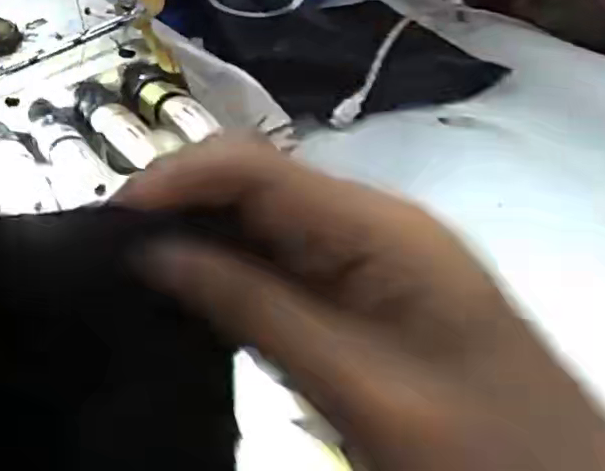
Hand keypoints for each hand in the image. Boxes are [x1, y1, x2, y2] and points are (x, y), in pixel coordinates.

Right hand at [119, 135, 604, 470]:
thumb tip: (146, 251)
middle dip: (173, 197)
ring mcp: (363, 246)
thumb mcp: (363, 388)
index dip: (172, 177)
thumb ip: (249, 307)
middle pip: (242, 173)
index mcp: (381, 228)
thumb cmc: (489, 456)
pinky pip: (262, 241)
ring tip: (138, 256)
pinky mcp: (352, 276)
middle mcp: (368, 219)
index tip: (114, 216)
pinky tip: (188, 278)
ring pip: (245, 204)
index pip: (247, 164)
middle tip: (118, 238)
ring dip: (188, 224)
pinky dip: (214, 253)